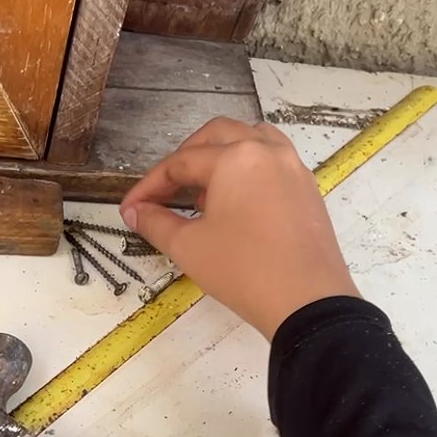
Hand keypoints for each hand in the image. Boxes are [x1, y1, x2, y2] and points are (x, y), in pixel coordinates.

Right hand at [119, 118, 358, 337]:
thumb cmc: (242, 270)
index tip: (130, 208)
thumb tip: (135, 212)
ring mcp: (291, 166)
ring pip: (248, 141)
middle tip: (162, 192)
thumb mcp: (188, 247)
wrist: (304, 299)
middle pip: (214, 138)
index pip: (179, 162)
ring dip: (217, 158)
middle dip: (182, 160)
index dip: (148, 186)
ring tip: (200, 194)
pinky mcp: (305, 188)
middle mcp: (266, 150)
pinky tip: (233, 206)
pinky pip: (270, 162)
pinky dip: (244, 171)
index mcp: (234, 158)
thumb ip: (155, 223)